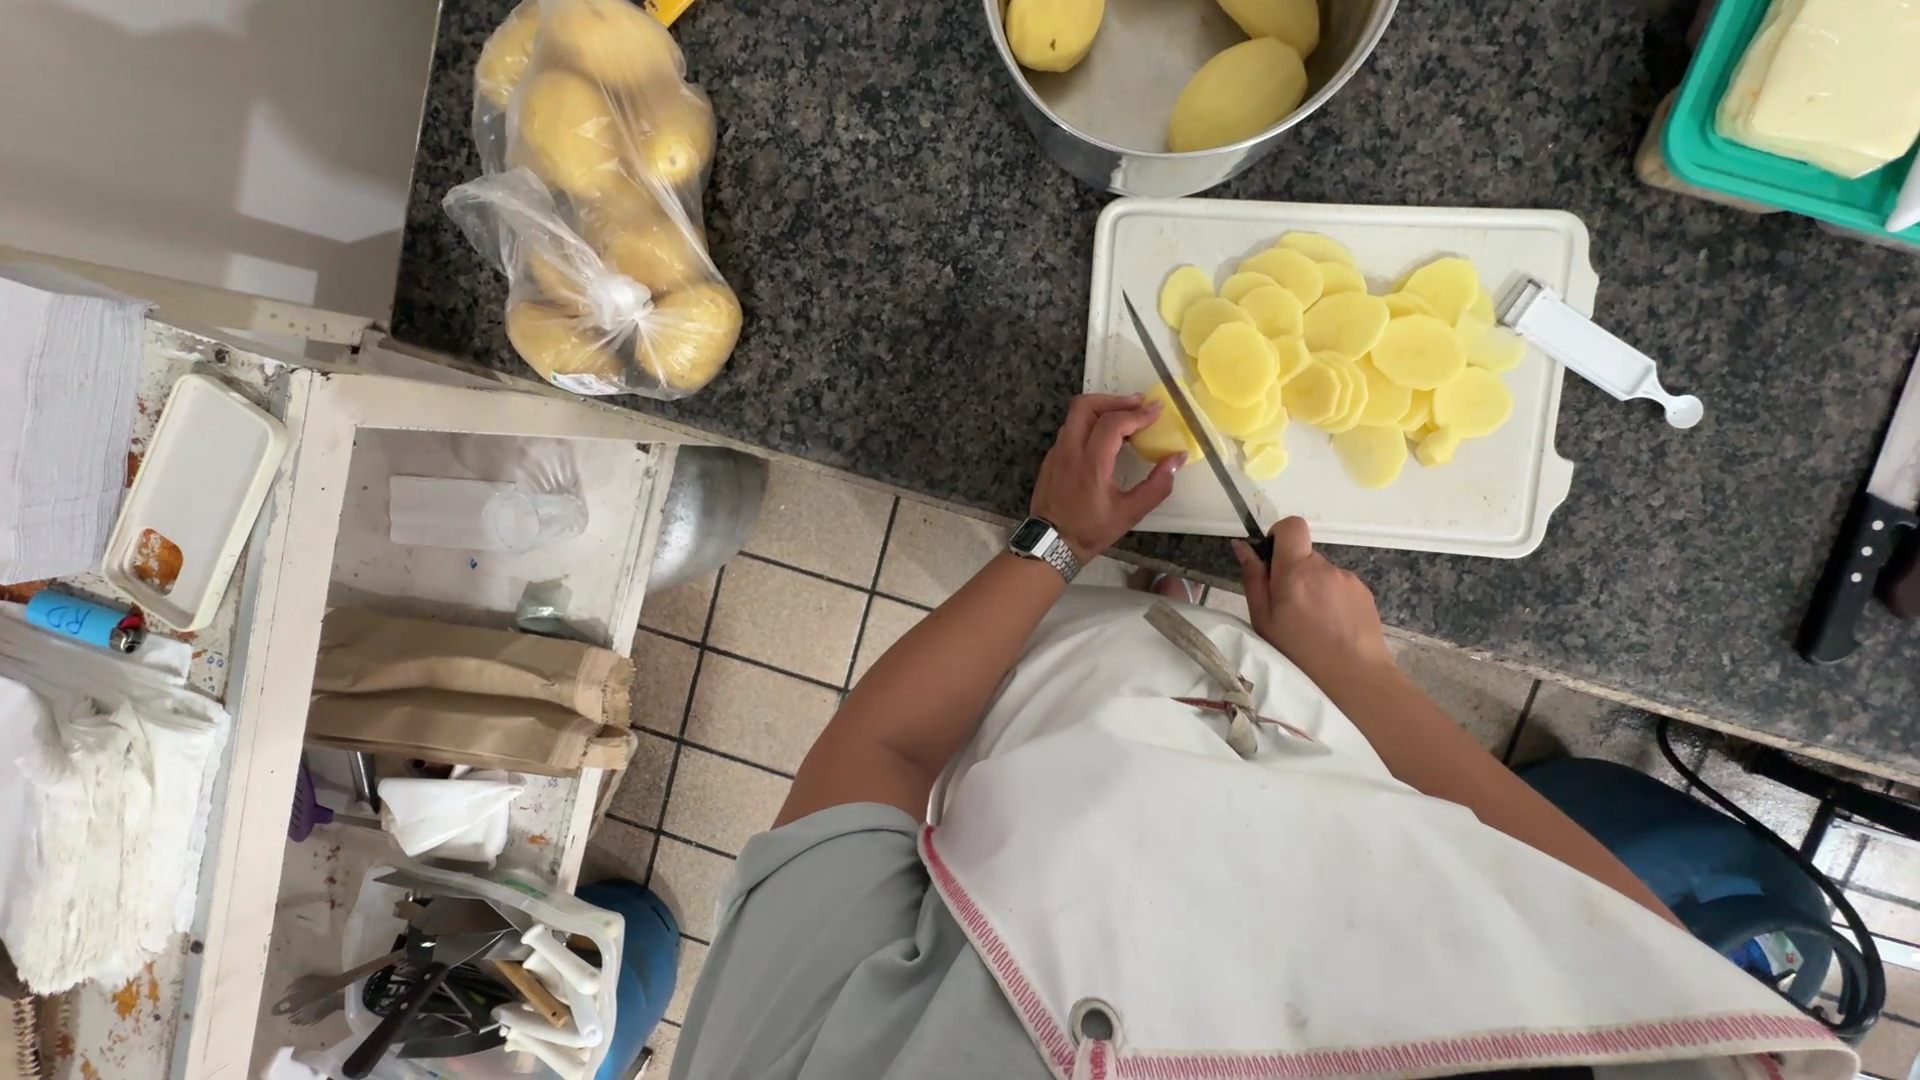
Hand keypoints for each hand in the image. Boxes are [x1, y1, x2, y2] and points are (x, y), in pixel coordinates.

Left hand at [1030, 393, 1183, 560]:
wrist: (1050, 544)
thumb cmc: (1090, 531)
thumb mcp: (1129, 513)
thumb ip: (1157, 486)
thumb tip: (1177, 459)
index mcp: (1090, 464)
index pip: (1112, 423)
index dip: (1137, 413)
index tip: (1157, 410)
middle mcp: (1069, 451)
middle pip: (1085, 405)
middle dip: (1114, 400)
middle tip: (1137, 406)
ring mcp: (1056, 453)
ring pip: (1075, 416)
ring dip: (1101, 411)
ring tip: (1125, 420)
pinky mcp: (1050, 459)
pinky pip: (1070, 430)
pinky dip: (1089, 425)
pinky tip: (1105, 439)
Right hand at [1232, 516, 1391, 679]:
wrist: (1355, 676)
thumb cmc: (1298, 651)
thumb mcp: (1263, 620)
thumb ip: (1253, 579)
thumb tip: (1242, 546)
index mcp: (1296, 571)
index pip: (1292, 526)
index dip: (1280, 535)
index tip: (1272, 560)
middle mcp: (1325, 567)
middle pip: (1304, 555)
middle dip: (1293, 573)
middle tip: (1288, 609)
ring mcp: (1348, 579)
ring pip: (1321, 573)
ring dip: (1313, 589)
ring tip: (1312, 623)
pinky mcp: (1364, 592)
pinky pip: (1339, 587)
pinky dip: (1331, 600)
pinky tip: (1331, 627)